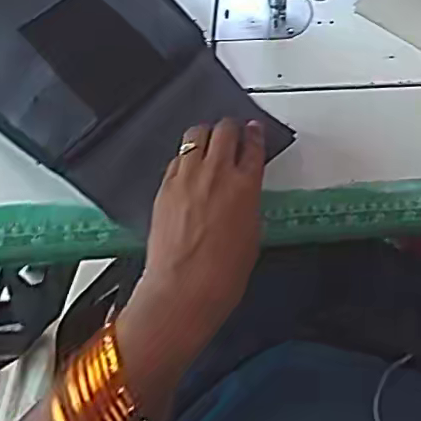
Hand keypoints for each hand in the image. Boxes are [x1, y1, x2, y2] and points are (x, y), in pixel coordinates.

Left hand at [122, 118, 265, 353]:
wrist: (182, 292)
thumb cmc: (221, 275)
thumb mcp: (252, 236)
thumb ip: (249, 204)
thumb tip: (244, 194)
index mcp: (246, 185)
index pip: (253, 145)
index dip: (255, 134)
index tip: (254, 131)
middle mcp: (217, 173)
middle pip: (225, 129)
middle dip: (231, 128)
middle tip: (232, 131)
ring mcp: (188, 176)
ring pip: (197, 133)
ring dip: (206, 135)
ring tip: (208, 140)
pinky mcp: (165, 185)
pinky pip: (177, 157)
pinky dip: (185, 157)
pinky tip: (187, 166)